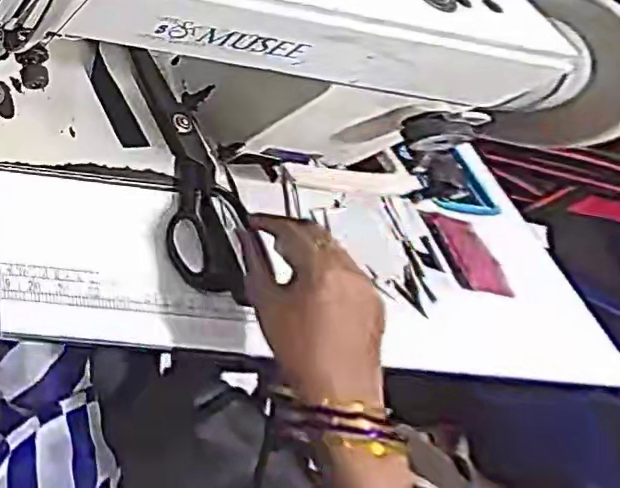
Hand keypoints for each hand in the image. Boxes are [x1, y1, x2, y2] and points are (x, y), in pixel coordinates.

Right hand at [240, 214, 385, 406]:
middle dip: (289, 227)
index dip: (267, 221)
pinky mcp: (373, 302)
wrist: (338, 398)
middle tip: (267, 230)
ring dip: (308, 243)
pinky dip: (326, 262)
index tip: (254, 222)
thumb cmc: (306, 358)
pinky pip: (348, 267)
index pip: (291, 228)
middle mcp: (350, 273)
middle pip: (316, 231)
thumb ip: (253, 261)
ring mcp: (364, 288)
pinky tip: (310, 274)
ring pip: (333, 247)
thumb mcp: (265, 301)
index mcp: (323, 269)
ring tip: (285, 252)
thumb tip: (245, 240)